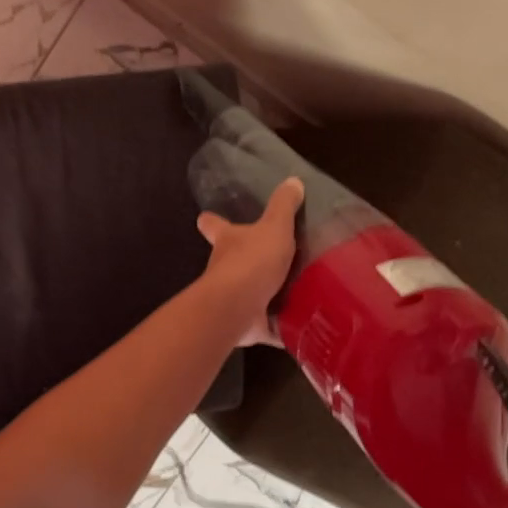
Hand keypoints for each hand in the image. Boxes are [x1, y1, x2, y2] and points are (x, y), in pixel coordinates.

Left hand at [196, 177, 302, 346]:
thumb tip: (292, 180)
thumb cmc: (252, 260)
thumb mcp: (274, 226)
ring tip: (300, 292)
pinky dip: (280, 327)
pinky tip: (302, 327)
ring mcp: (233, 299)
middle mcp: (224, 269)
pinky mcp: (247, 324)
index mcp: (227, 241)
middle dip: (247, 261)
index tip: (205, 218)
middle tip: (276, 259)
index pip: (213, 225)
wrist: (238, 306)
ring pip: (250, 294)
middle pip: (232, 262)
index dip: (211, 221)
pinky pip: (267, 325)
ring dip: (268, 294)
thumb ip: (283, 206)